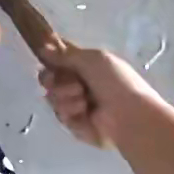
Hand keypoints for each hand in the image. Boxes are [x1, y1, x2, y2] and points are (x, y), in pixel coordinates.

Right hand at [38, 43, 165, 149]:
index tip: (46, 60)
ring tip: (83, 99)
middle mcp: (79, 85)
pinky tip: (84, 111)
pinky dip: (70, 111)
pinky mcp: (76, 126)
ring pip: (52, 98)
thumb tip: (43, 48)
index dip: (50, 61)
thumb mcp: (92, 59)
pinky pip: (60, 116)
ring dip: (65, 96)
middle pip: (49, 80)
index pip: (58, 62)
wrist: (130, 115)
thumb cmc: (116, 82)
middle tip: (68, 83)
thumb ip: (65, 54)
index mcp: (86, 68)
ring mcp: (77, 106)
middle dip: (54, 80)